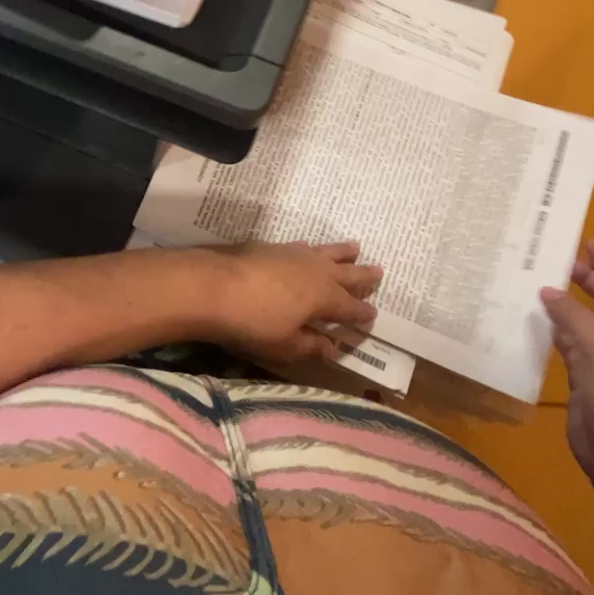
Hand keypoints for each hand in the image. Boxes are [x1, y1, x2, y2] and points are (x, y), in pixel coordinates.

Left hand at [203, 241, 380, 364]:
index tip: (374, 315)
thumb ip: (310, 345)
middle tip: (380, 271)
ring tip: (355, 247)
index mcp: (324, 297)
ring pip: (325, 251)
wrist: (214, 287)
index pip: (350, 307)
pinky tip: (308, 248)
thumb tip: (333, 348)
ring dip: (341, 252)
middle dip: (363, 275)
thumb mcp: (285, 345)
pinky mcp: (270, 246)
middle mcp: (315, 271)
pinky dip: (312, 248)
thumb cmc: (253, 323)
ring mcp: (292, 254)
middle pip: (345, 273)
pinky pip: (302, 246)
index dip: (362, 313)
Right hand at [542, 240, 593, 495]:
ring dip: (568, 307)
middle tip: (556, 261)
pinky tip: (535, 323)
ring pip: (590, 327)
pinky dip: (556, 334)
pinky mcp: (592, 387)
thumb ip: (574, 318)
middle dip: (589, 282)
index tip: (586, 243)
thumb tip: (549, 291)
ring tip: (538, 285)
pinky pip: (573, 350)